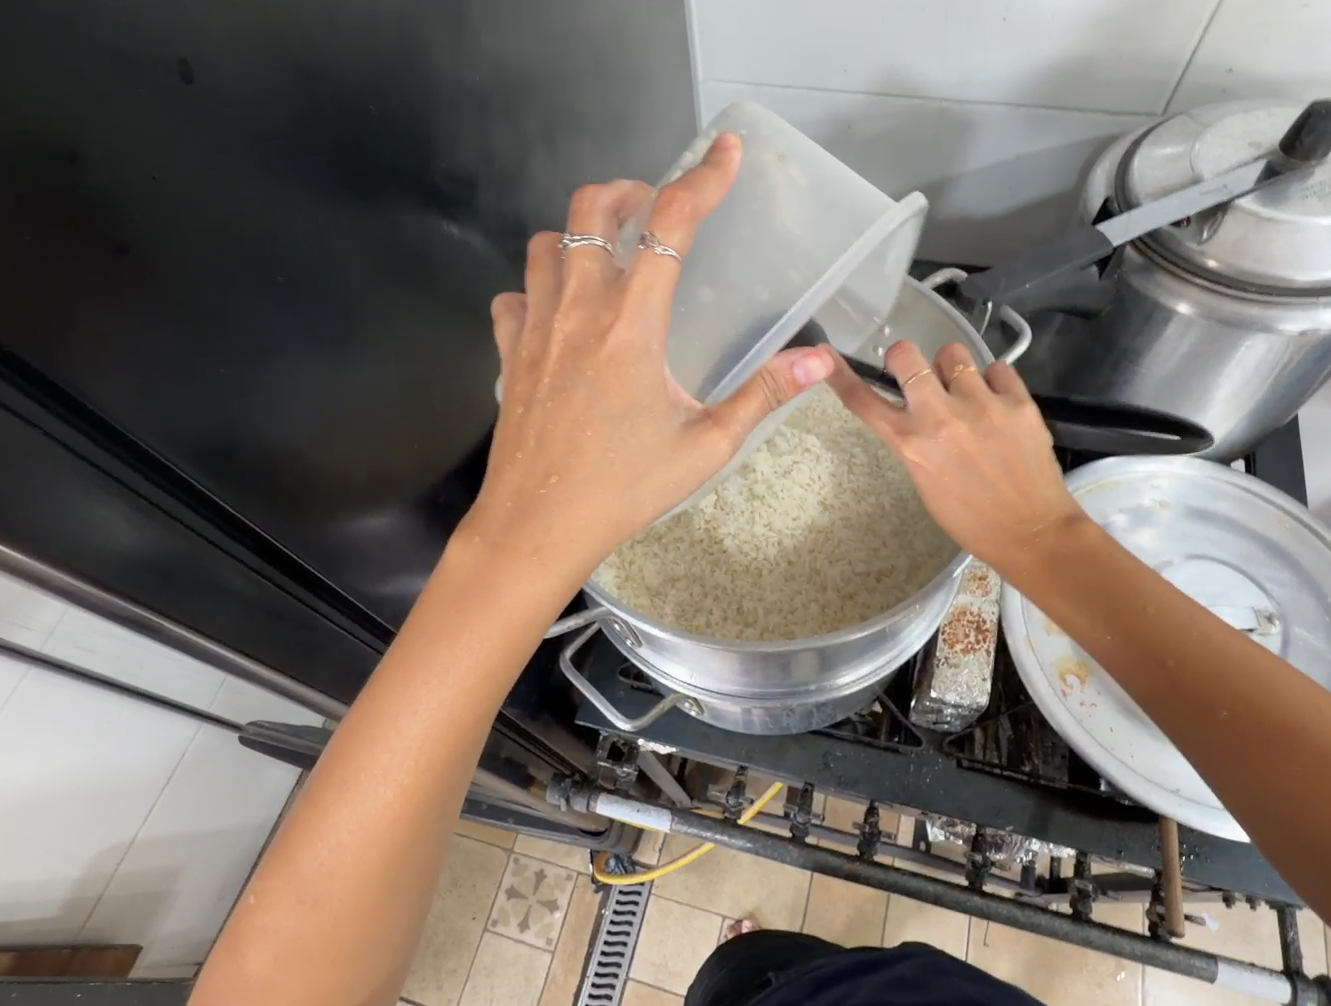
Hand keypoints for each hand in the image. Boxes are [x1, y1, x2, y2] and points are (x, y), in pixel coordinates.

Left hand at [460, 133, 835, 581]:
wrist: (538, 526)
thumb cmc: (623, 490)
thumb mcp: (705, 446)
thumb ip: (763, 396)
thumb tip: (820, 362)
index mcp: (631, 325)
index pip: (670, 226)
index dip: (702, 178)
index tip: (726, 153)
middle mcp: (577, 311)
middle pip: (590, 210)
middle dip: (628, 191)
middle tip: (656, 213)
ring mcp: (535, 330)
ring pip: (545, 244)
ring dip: (579, 236)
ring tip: (610, 259)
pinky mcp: (510, 356)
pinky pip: (514, 297)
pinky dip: (536, 289)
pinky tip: (559, 315)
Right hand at [824, 339, 1084, 577]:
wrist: (1029, 531)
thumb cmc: (968, 518)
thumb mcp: (924, 482)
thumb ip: (913, 442)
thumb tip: (912, 411)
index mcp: (911, 444)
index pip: (864, 401)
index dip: (842, 376)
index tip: (828, 358)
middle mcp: (941, 417)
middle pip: (907, 355)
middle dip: (905, 359)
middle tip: (915, 372)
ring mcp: (982, 405)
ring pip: (953, 354)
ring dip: (951, 368)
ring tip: (964, 391)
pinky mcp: (1019, 402)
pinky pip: (997, 368)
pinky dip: (992, 380)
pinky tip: (995, 402)